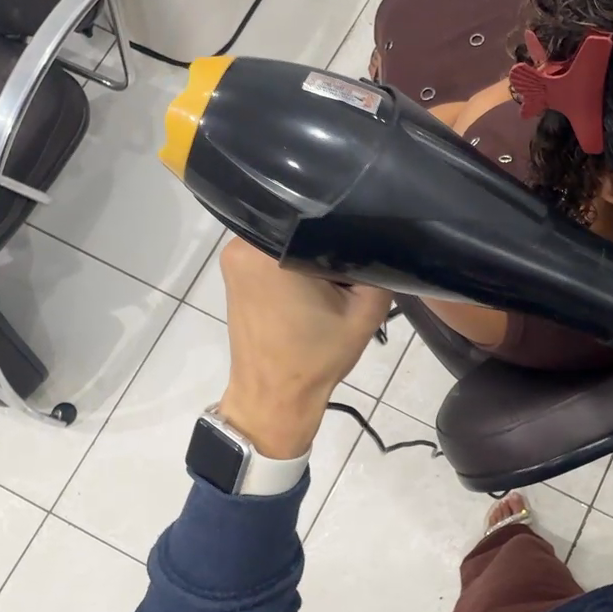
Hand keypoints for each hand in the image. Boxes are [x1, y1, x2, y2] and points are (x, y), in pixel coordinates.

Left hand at [214, 239, 391, 458]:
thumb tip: (378, 238)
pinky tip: (316, 281)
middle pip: (299, 224)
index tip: (367, 235)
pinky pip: (273, 255)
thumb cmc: (318, 356)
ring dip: (311, 251)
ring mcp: (234, 260)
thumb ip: (377, 266)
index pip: (316, 213)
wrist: (277, 398)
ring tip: (336, 271)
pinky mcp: (236, 275)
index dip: (345, 222)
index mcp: (267, 250)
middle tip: (356, 256)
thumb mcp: (366, 308)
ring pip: (287, 239)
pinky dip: (295, 264)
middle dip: (328, 237)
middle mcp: (242, 246)